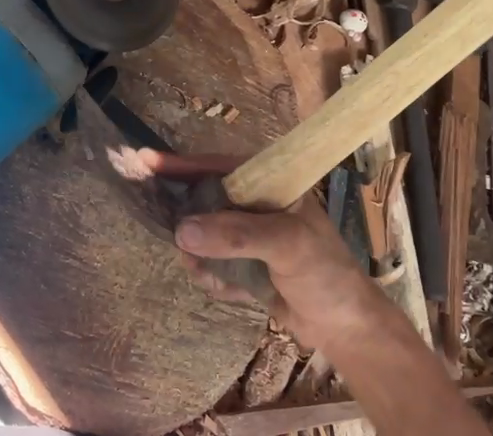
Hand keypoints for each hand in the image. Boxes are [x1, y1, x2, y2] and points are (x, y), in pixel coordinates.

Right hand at [143, 150, 374, 350]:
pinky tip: (230, 290)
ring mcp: (247, 236)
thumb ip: (234, 234)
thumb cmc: (325, 272)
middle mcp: (253, 204)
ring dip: (199, 257)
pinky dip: (213, 277)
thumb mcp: (285, 243)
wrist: (347, 328)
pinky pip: (210, 264)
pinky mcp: (243, 265)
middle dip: (187, 222)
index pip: (215, 165)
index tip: (144, 162)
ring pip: (200, 236)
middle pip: (201, 200)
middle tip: (174, 238)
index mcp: (267, 183)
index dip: (180, 164)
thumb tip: (181, 230)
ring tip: (207, 274)